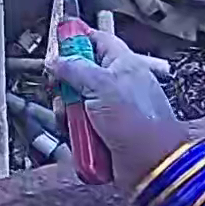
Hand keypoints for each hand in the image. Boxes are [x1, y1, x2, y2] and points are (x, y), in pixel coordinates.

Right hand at [45, 27, 186, 185]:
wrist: (151, 167)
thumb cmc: (139, 125)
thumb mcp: (102, 86)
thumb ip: (74, 68)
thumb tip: (53, 60)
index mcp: (122, 64)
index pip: (95, 39)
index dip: (74, 39)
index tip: (56, 44)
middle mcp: (114, 83)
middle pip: (76, 71)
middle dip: (64, 82)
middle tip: (60, 89)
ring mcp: (107, 107)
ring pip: (72, 98)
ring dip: (66, 109)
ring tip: (73, 119)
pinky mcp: (100, 128)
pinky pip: (75, 121)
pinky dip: (71, 127)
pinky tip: (76, 133)